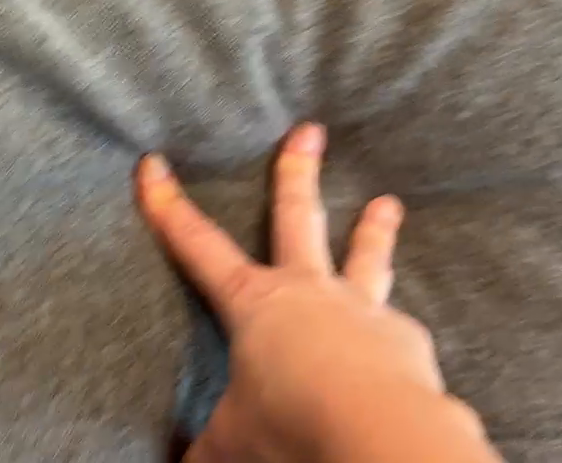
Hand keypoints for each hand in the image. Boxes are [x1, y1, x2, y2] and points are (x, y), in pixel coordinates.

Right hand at [135, 124, 496, 462]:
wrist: (385, 444)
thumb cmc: (296, 428)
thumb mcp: (236, 442)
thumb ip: (206, 447)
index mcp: (253, 302)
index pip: (196, 244)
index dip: (168, 204)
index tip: (152, 164)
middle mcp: (307, 291)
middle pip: (295, 217)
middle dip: (295, 171)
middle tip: (309, 130)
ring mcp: (361, 311)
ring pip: (365, 259)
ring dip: (374, 230)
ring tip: (389, 203)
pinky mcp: (406, 344)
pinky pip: (400, 334)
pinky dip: (399, 337)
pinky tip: (408, 348)